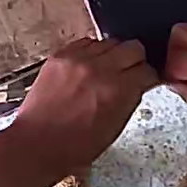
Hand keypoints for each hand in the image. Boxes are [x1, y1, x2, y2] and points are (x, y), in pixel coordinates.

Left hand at [5, 37, 157, 173]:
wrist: (38, 143)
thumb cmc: (74, 145)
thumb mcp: (116, 126)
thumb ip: (131, 98)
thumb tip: (139, 84)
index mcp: (119, 90)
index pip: (147, 70)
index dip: (148, 76)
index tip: (145, 78)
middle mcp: (101, 70)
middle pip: (133, 47)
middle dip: (135, 60)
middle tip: (130, 70)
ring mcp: (79, 60)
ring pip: (110, 41)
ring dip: (112, 54)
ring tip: (105, 69)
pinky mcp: (61, 55)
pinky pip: (85, 42)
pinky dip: (90, 52)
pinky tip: (88, 65)